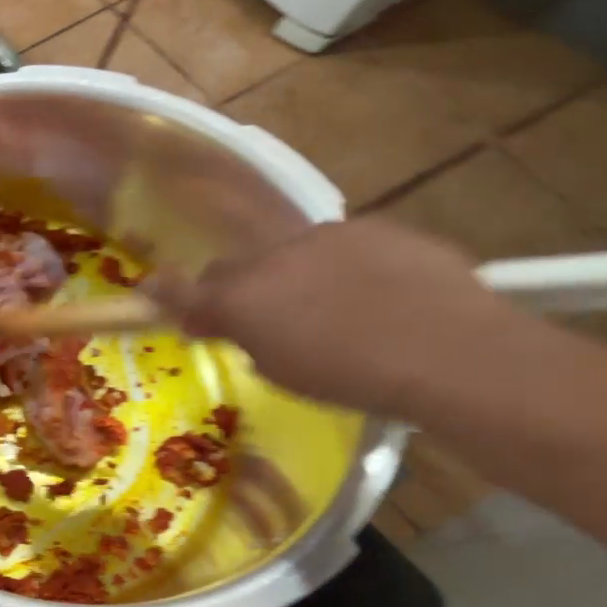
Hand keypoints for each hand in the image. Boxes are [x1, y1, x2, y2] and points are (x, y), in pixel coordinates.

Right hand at [145, 217, 517, 416]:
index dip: (164, 292)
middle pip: (235, 266)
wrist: (453, 353)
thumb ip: (246, 337)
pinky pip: (344, 246)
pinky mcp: (378, 228)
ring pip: (291, 253)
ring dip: (296, 275)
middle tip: (261, 318)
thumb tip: (233, 323)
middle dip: (239, 288)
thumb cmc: (353, 378)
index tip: (153, 294)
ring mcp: (326, 237)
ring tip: (333, 307)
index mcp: (239, 297)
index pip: (180, 288)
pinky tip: (377, 294)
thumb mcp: (280, 371)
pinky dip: (347, 266)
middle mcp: (270, 258)